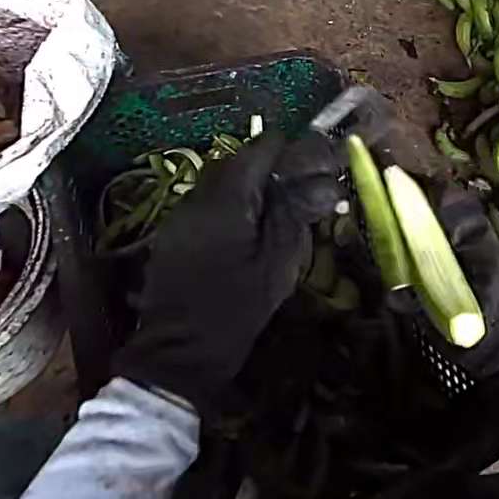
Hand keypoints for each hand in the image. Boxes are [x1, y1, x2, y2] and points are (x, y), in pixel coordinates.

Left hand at [112, 133, 343, 406]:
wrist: (181, 350)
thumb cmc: (237, 306)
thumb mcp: (279, 261)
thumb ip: (296, 214)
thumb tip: (324, 183)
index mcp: (226, 200)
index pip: (258, 151)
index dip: (287, 148)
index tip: (311, 158)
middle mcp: (197, 197)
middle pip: (236, 161)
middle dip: (268, 164)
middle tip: (297, 181)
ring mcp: (180, 214)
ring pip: (219, 180)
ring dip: (248, 183)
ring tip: (275, 203)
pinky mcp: (174, 232)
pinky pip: (206, 201)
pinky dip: (231, 202)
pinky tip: (247, 225)